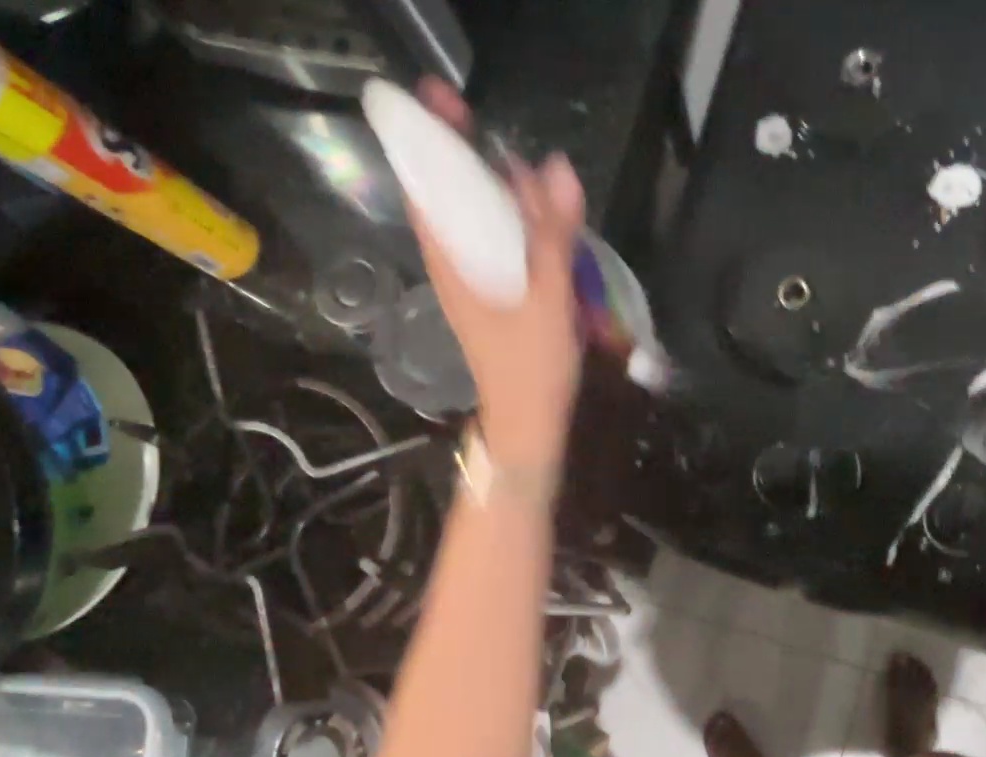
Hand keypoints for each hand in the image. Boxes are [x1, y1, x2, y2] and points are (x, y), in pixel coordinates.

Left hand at [409, 78, 585, 465]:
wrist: (527, 427)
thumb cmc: (531, 369)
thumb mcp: (548, 301)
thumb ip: (553, 236)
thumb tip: (557, 168)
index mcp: (452, 263)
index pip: (428, 187)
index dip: (430, 140)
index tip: (440, 100)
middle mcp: (453, 266)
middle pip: (449, 198)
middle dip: (467, 161)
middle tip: (492, 135)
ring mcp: (472, 283)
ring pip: (474, 222)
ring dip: (495, 193)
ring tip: (524, 176)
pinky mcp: (493, 297)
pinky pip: (494, 245)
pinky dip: (512, 224)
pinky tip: (537, 222)